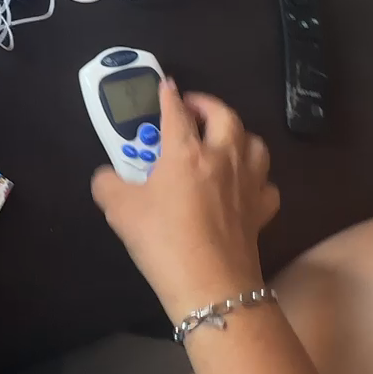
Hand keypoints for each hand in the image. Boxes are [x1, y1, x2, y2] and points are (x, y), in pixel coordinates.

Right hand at [91, 77, 280, 323]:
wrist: (210, 288)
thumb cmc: (163, 241)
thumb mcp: (118, 209)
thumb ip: (107, 183)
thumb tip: (106, 176)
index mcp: (185, 151)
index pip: (177, 111)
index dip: (169, 94)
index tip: (166, 85)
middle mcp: (221, 158)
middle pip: (224, 115)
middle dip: (207, 104)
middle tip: (192, 108)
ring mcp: (247, 184)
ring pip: (254, 143)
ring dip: (238, 134)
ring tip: (222, 139)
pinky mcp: (262, 211)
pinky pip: (266, 183)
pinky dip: (256, 176)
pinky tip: (242, 184)